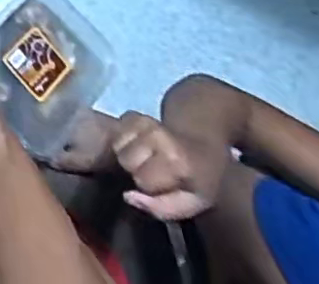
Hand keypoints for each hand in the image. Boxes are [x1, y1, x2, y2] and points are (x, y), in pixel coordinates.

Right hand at [54, 111, 228, 220]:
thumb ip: (163, 207)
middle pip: (128, 163)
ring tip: (145, 158)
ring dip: (128, 156)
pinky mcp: (133, 112)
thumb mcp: (196, 200)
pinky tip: (135, 144)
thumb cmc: (201, 170)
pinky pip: (115, 134)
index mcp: (178, 158)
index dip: (151, 187)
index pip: (144, 181)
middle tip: (152, 171)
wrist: (203, 126)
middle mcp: (158, 134)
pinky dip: (122, 142)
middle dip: (138, 170)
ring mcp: (143, 119)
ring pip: (118, 148)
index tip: (162, 185)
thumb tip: (128, 199)